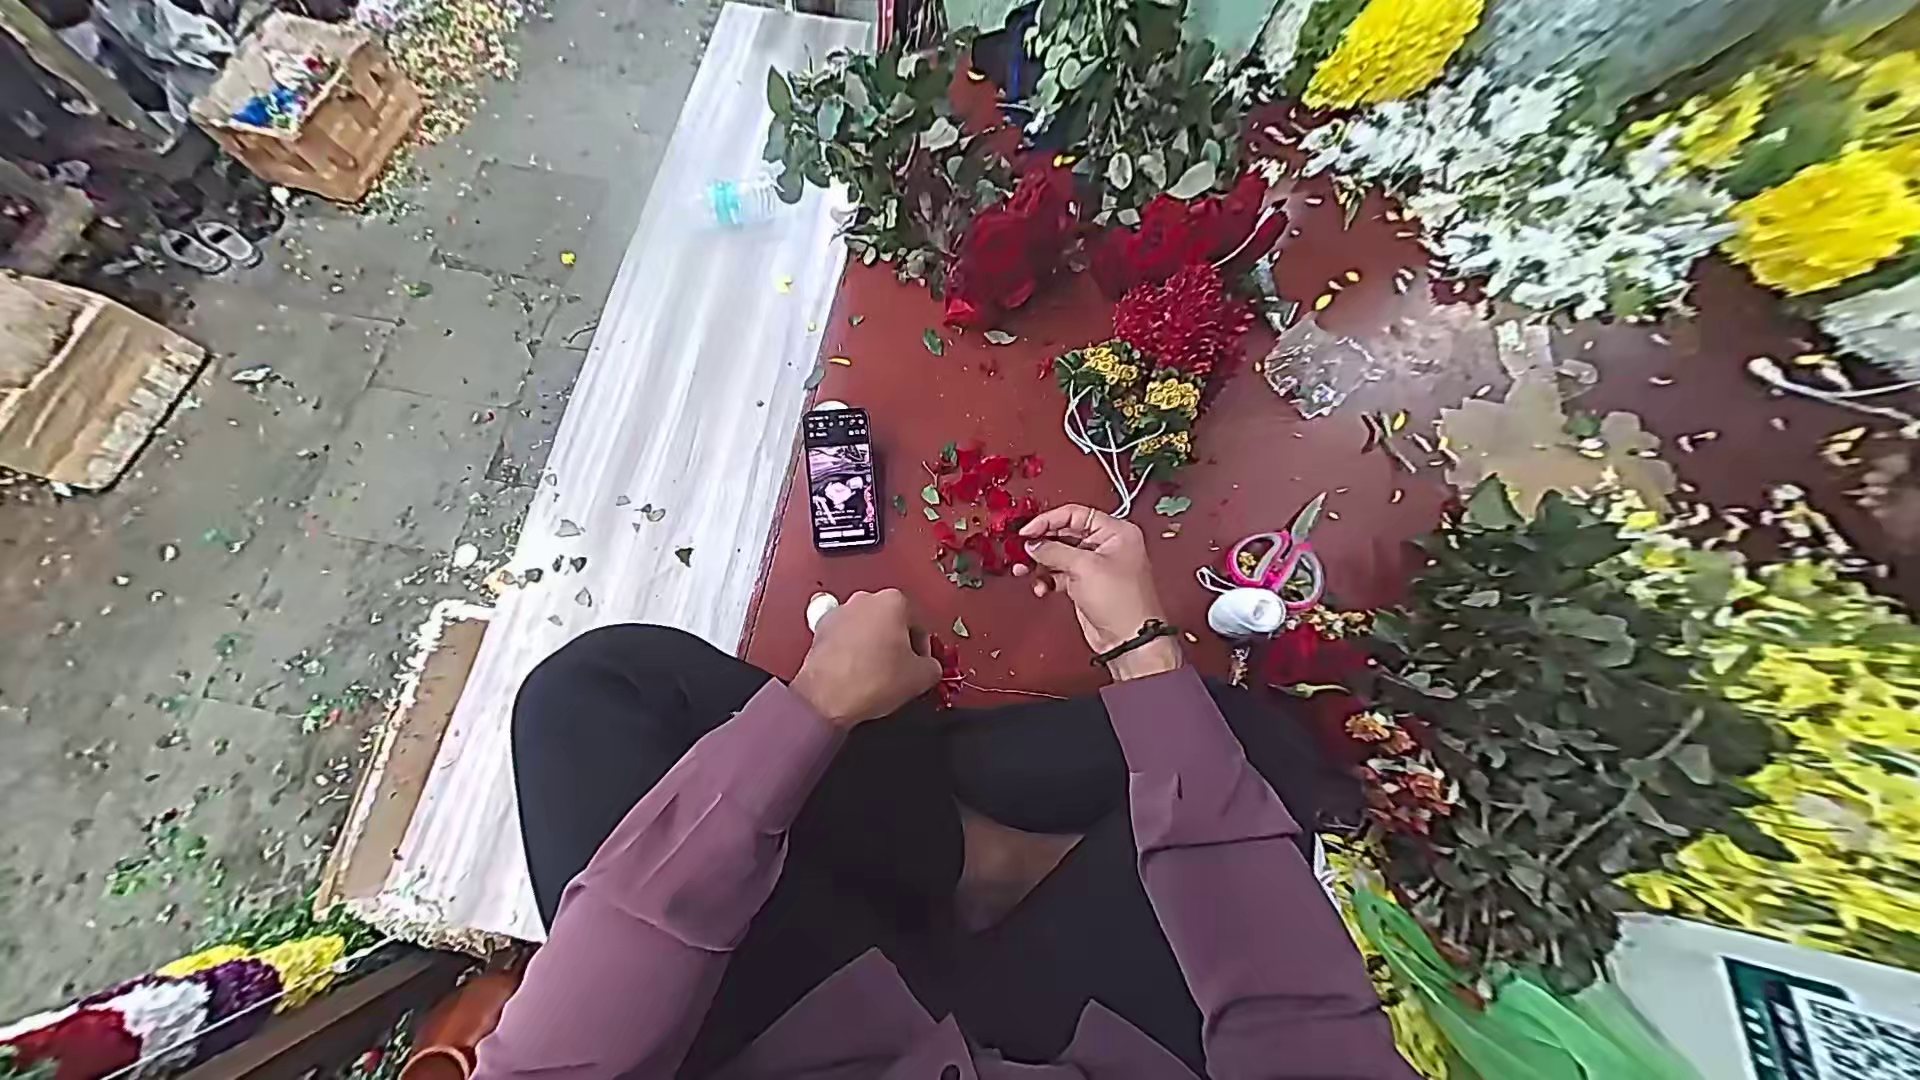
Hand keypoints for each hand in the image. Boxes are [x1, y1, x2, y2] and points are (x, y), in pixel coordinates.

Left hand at [790, 589, 941, 727]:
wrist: (826, 697)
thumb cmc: (873, 679)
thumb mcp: (922, 677)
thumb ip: (933, 666)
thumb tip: (929, 667)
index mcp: (894, 600)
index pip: (919, 624)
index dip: (923, 649)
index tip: (921, 665)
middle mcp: (865, 599)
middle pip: (892, 621)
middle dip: (898, 643)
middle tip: (901, 669)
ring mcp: (840, 612)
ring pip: (868, 628)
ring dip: (875, 645)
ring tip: (877, 674)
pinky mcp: (821, 629)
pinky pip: (847, 637)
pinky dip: (853, 650)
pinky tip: (857, 672)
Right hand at [1015, 505, 1182, 679]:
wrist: (1128, 640)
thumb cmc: (1122, 601)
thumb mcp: (1085, 568)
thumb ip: (1054, 551)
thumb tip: (1033, 543)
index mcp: (1115, 531)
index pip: (1075, 514)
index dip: (1049, 520)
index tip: (1027, 530)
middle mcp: (1105, 545)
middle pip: (1065, 534)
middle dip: (1041, 543)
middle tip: (1022, 548)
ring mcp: (1095, 565)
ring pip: (1058, 555)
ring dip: (1040, 563)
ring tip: (1023, 570)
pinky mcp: (1085, 583)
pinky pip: (1059, 574)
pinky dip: (1047, 579)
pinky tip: (1041, 587)